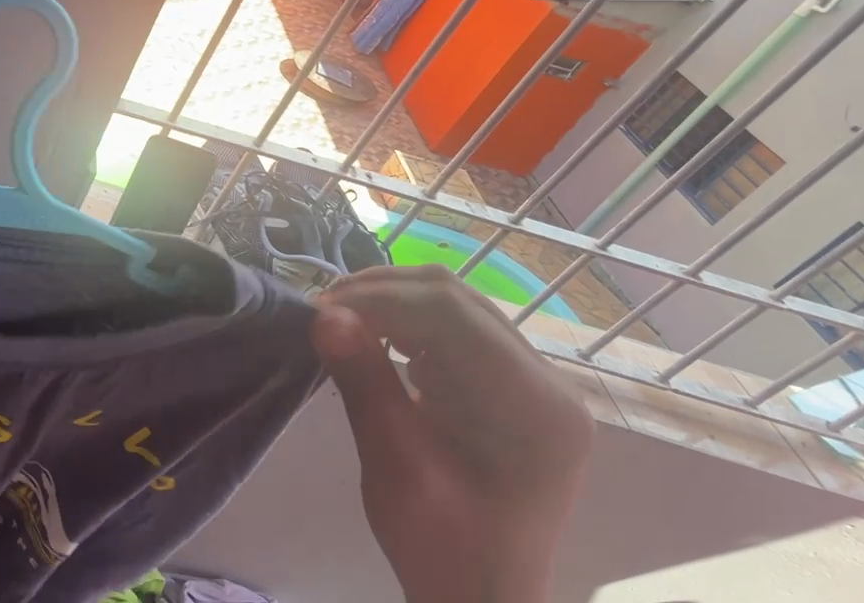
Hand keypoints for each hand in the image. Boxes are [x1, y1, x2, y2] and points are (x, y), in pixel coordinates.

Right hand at [313, 265, 593, 602]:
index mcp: (534, 407)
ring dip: (389, 303)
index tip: (318, 312)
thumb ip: (366, 384)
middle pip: (455, 298)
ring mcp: (530, 383)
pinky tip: (371, 342)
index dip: (378, 299)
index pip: (451, 314)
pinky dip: (403, 323)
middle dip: (380, 293)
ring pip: (451, 305)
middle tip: (320, 312)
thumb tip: (324, 313)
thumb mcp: (396, 469)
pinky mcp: (506, 387)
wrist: (480, 598)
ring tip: (338, 323)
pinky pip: (452, 329)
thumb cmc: (443, 547)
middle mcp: (545, 383)